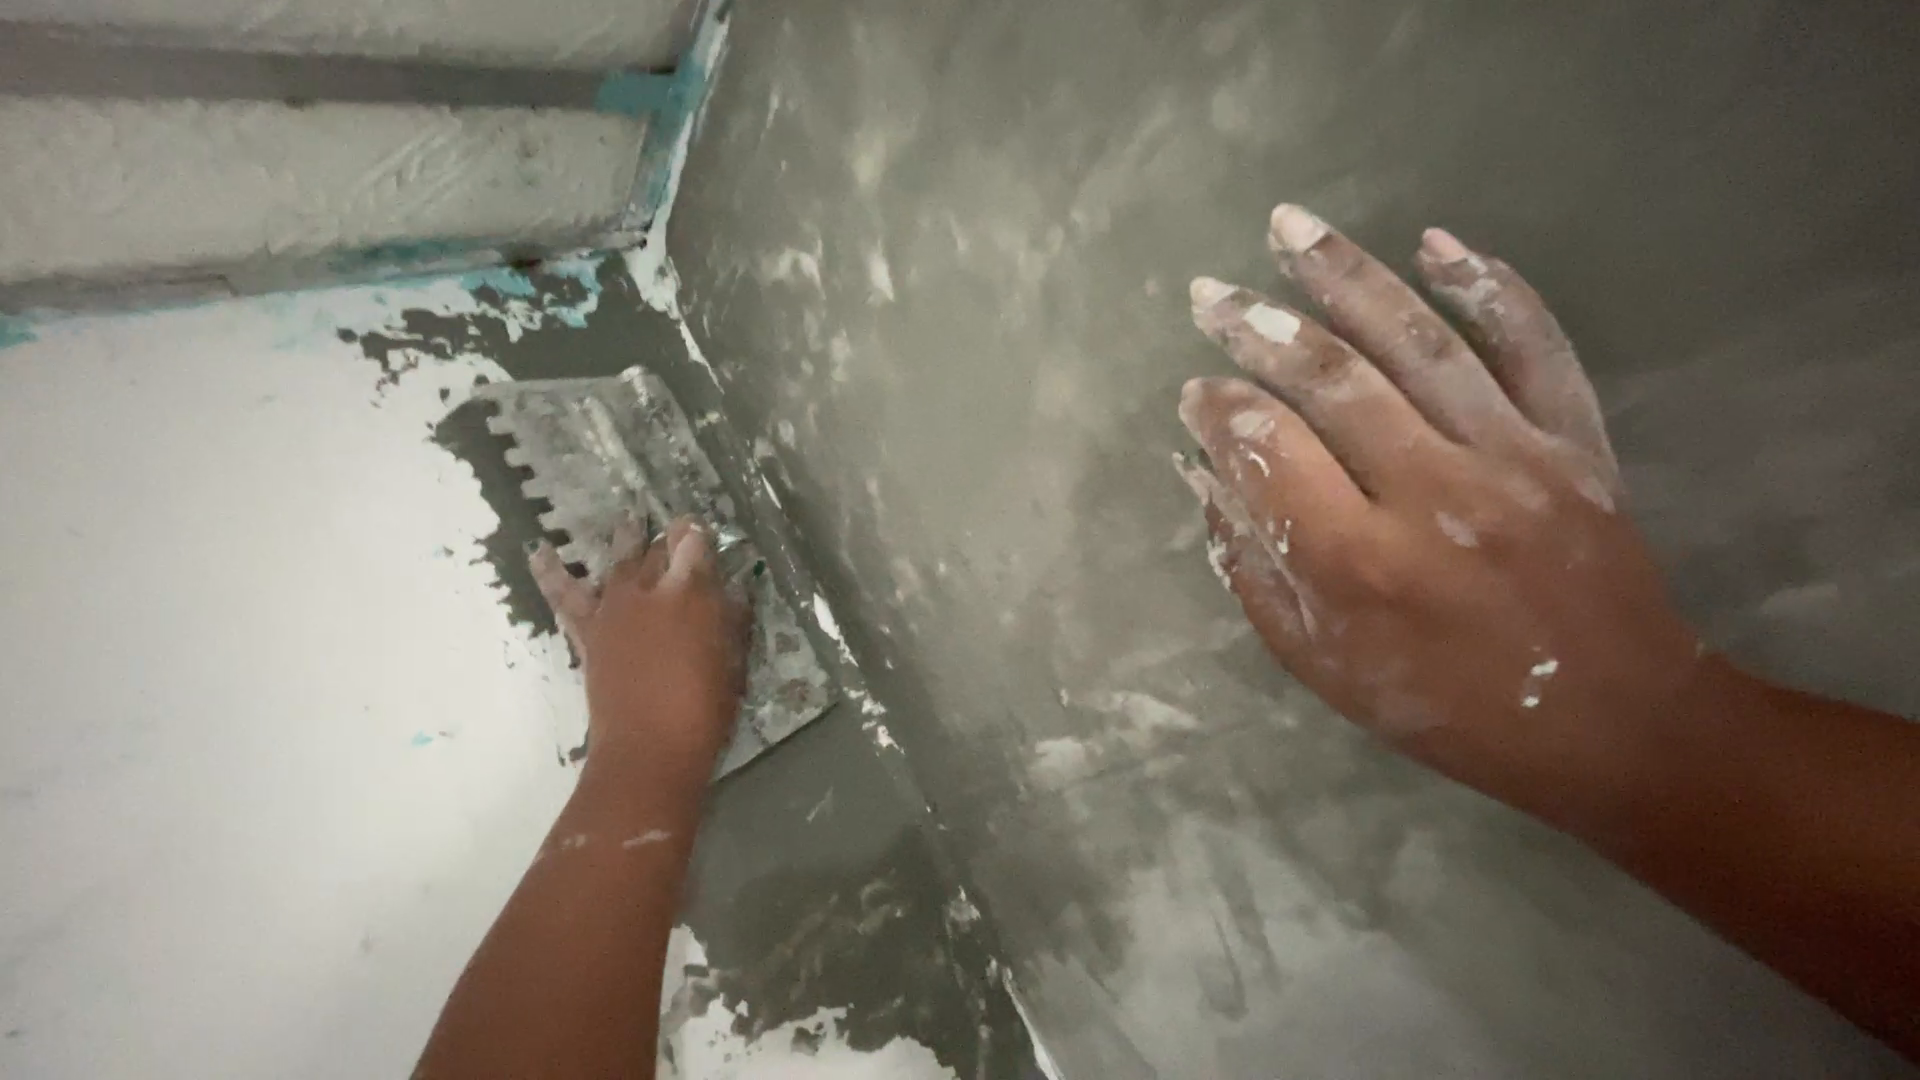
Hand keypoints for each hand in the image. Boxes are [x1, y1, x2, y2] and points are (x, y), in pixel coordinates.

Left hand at [529, 516, 749, 780]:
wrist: (649, 748)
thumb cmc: (705, 707)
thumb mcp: (733, 660)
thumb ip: (733, 618)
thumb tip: (735, 588)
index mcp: (692, 592)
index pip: (694, 543)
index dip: (699, 533)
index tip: (704, 529)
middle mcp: (650, 589)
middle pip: (658, 548)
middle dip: (671, 537)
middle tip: (678, 528)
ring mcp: (614, 607)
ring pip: (619, 559)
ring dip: (627, 536)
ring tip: (630, 516)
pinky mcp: (589, 630)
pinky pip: (565, 595)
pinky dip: (551, 571)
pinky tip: (541, 551)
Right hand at [1180, 206, 1707, 832]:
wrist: (1615, 726)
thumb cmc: (1440, 706)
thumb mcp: (1315, 660)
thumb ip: (1249, 565)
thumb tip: (1200, 475)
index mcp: (1356, 562)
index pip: (1266, 450)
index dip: (1218, 412)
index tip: (1193, 394)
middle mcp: (1430, 494)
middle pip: (1330, 380)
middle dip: (1255, 329)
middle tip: (1208, 295)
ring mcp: (1513, 458)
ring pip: (1417, 341)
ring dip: (1343, 276)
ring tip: (1288, 227)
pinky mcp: (1574, 443)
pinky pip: (1533, 346)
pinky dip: (1487, 287)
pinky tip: (1437, 242)